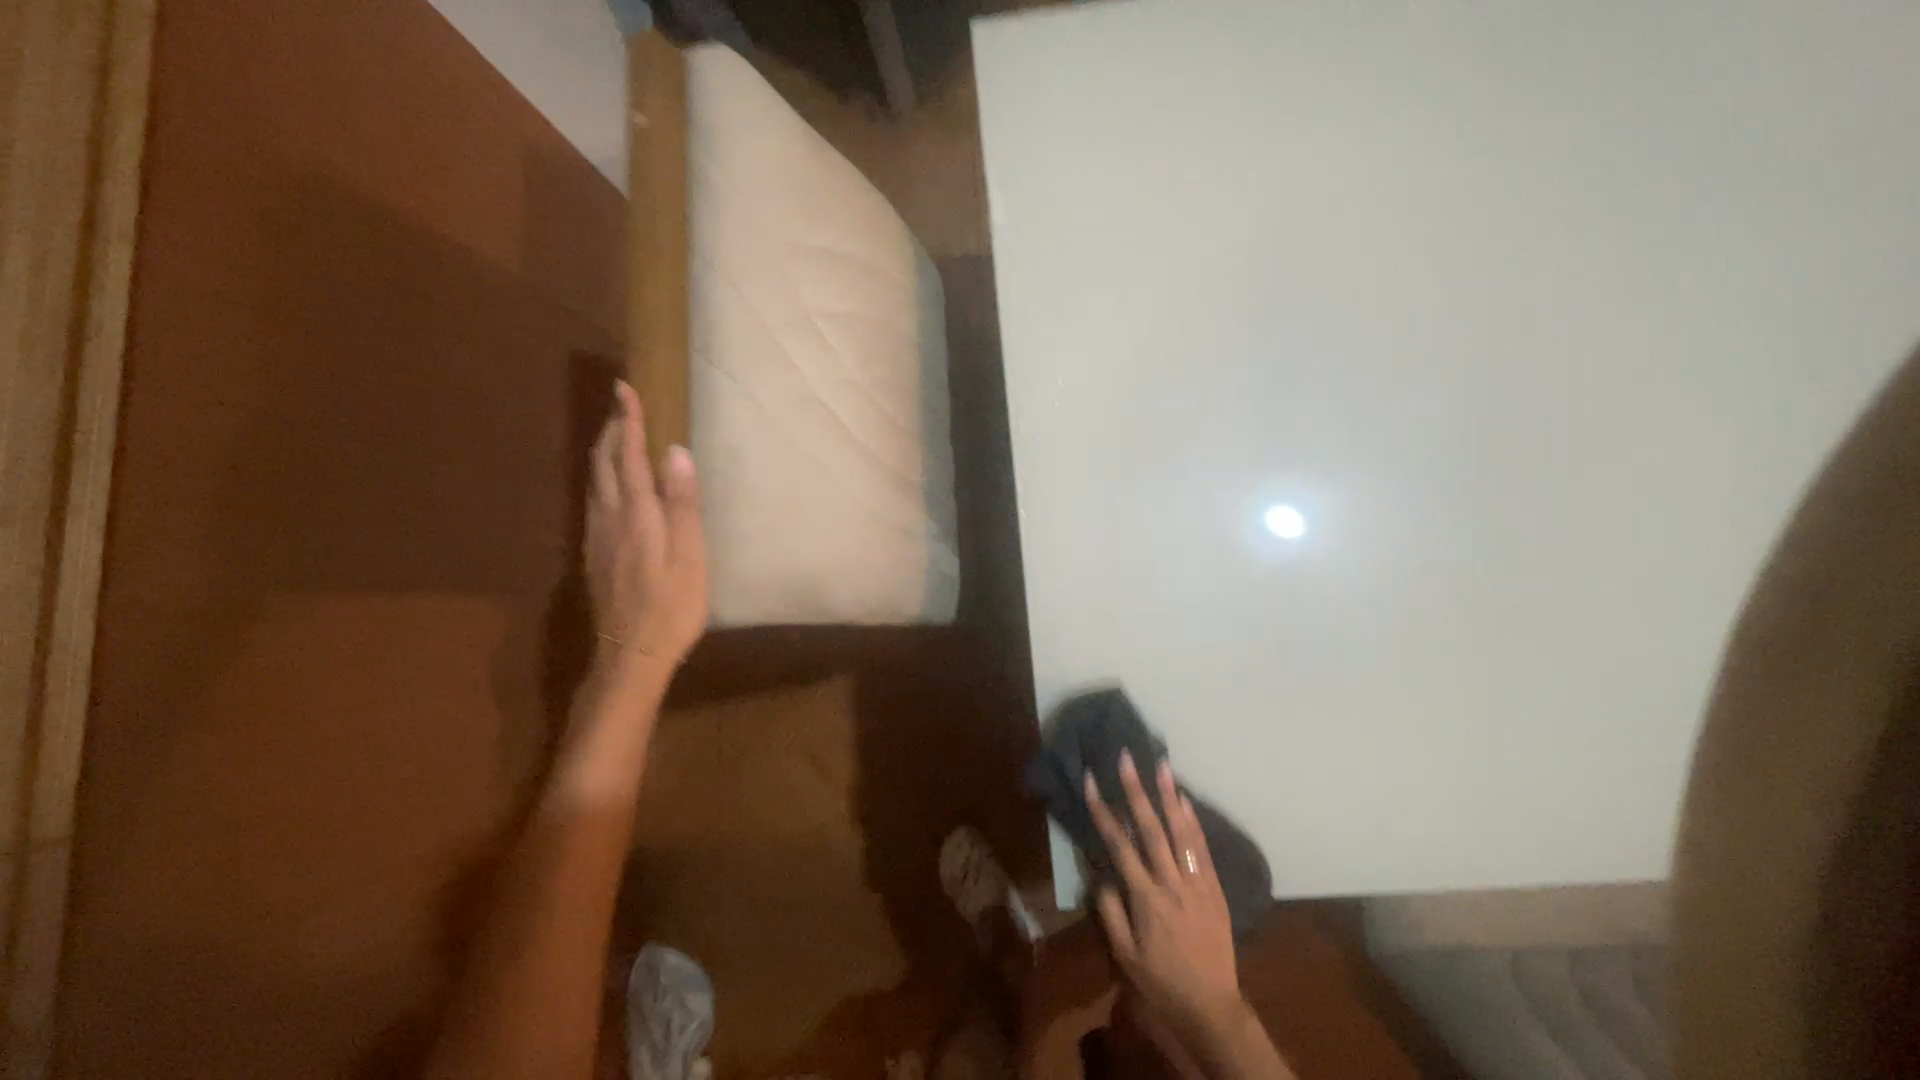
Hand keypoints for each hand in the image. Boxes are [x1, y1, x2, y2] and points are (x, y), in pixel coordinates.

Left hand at [584, 382, 707, 668]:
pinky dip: (601, 478)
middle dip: (610, 430)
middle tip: (621, 406)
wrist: (631, 653)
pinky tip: (611, 487)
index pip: (627, 455)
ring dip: (603, 452)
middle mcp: (609, 518)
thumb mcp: (690, 555)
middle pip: (602, 463)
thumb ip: (682, 504)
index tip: (624, 387)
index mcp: (636, 514)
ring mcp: (597, 537)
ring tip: (614, 436)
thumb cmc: (671, 606)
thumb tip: (675, 452)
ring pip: (593, 481)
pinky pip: (594, 500)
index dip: (627, 421)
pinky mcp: (595, 554)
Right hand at [1087, 753, 1243, 1051]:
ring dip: (1169, 795)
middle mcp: (1171, 883)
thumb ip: (1111, 913)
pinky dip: (1193, 822)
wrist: (1211, 1006)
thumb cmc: (1160, 982)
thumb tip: (1102, 876)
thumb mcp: (1124, 955)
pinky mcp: (1214, 888)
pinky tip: (1185, 801)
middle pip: (1151, 828)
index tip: (1092, 781)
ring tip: (1161, 764)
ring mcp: (1196, 883)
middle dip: (1136, 790)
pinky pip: (1202, 848)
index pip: (1119, 845)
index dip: (1104, 810)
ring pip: (1180, 831)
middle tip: (1127, 757)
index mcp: (1145, 899)